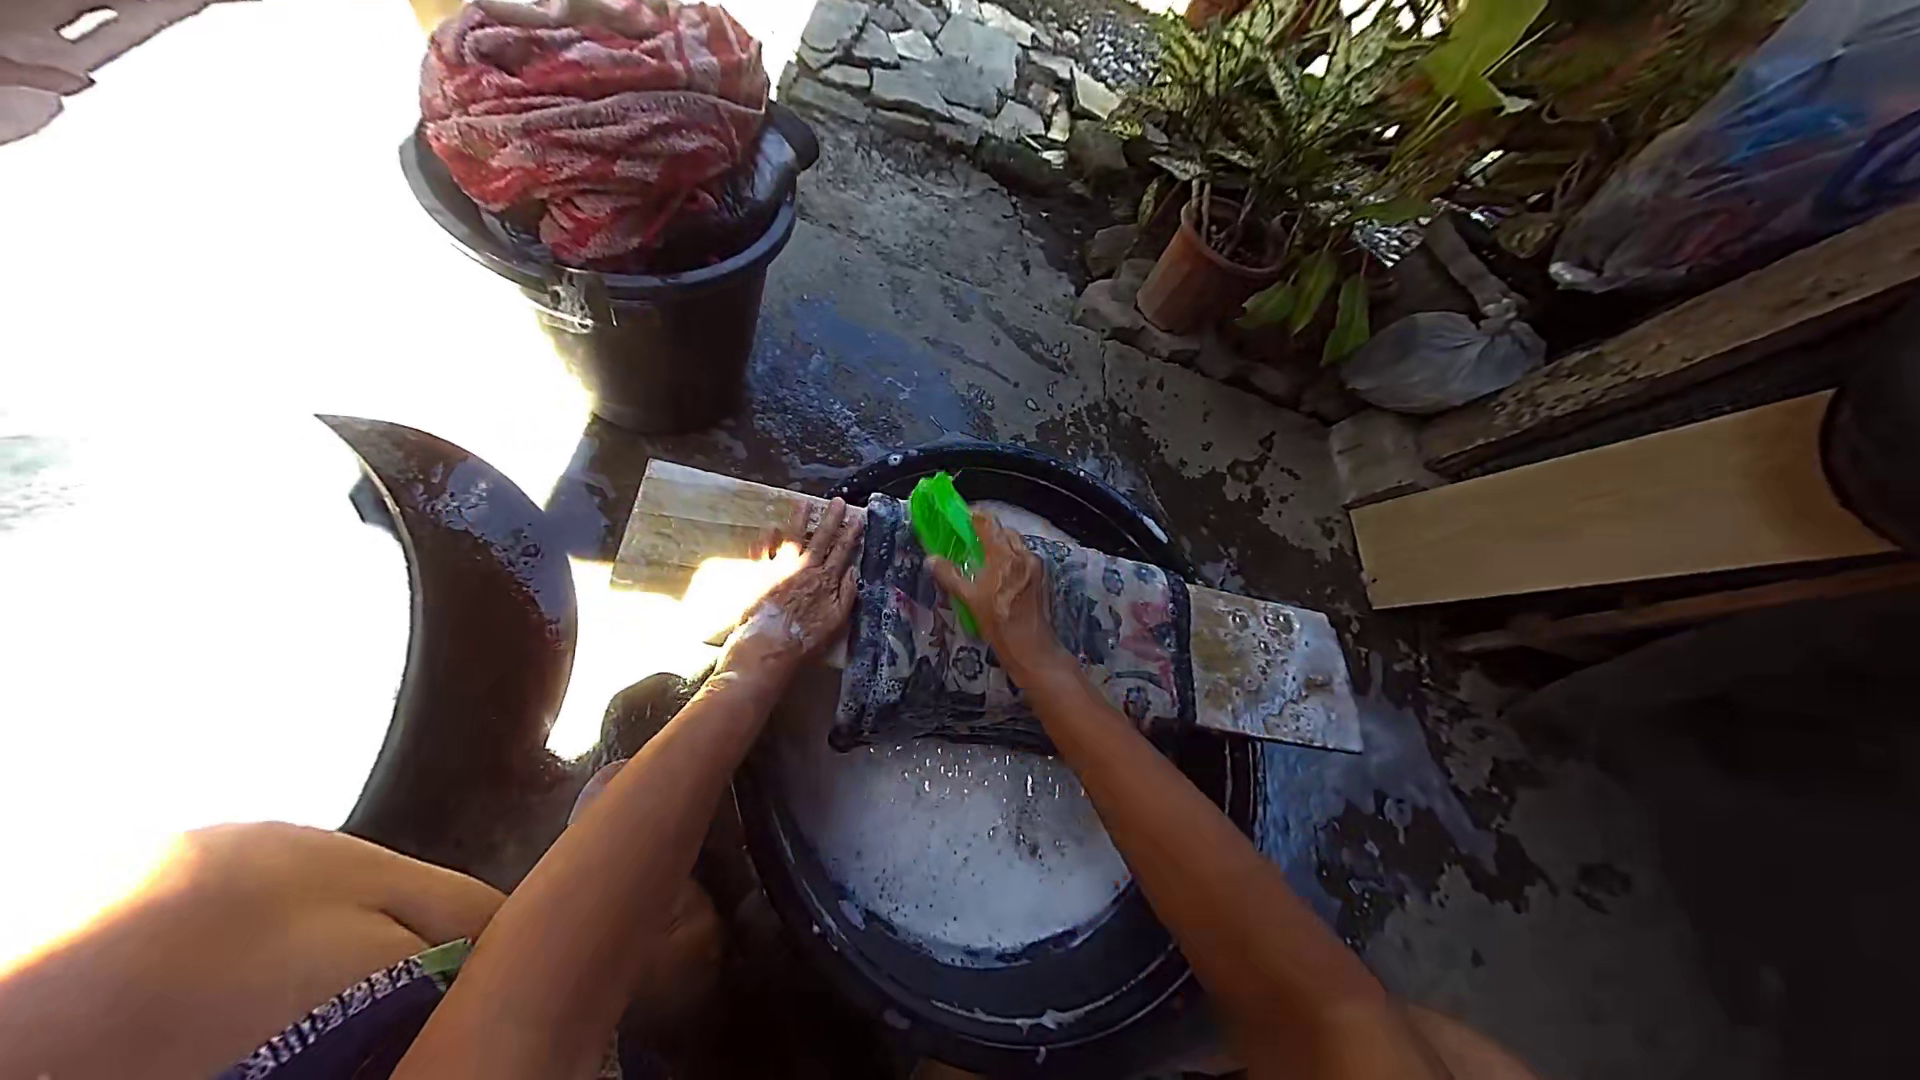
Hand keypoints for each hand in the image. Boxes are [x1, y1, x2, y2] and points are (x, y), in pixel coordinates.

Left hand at [717, 497, 862, 684]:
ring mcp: (780, 568)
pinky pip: (762, 550)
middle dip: (831, 519)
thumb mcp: (837, 622)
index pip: (842, 551)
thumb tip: (854, 573)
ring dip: (799, 519)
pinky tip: (769, 527)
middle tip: (838, 501)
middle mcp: (804, 568)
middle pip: (821, 538)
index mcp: (825, 580)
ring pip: (792, 537)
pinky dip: (766, 538)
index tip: (858, 519)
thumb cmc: (805, 641)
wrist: (768, 647)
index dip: (851, 534)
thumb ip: (847, 596)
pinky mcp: (759, 574)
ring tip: (804, 503)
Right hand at [928, 510, 1073, 687]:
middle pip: (1005, 531)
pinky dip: (1013, 559)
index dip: (974, 516)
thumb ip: (949, 575)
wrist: (1031, 647)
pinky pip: (1026, 559)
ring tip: (986, 558)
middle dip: (989, 532)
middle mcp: (1023, 555)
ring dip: (1002, 545)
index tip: (963, 517)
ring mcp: (1036, 566)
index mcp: (1004, 556)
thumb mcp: (969, 599)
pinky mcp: (1043, 578)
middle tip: (972, 540)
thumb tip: (931, 560)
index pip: (989, 523)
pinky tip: (1002, 575)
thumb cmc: (998, 623)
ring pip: (1017, 545)